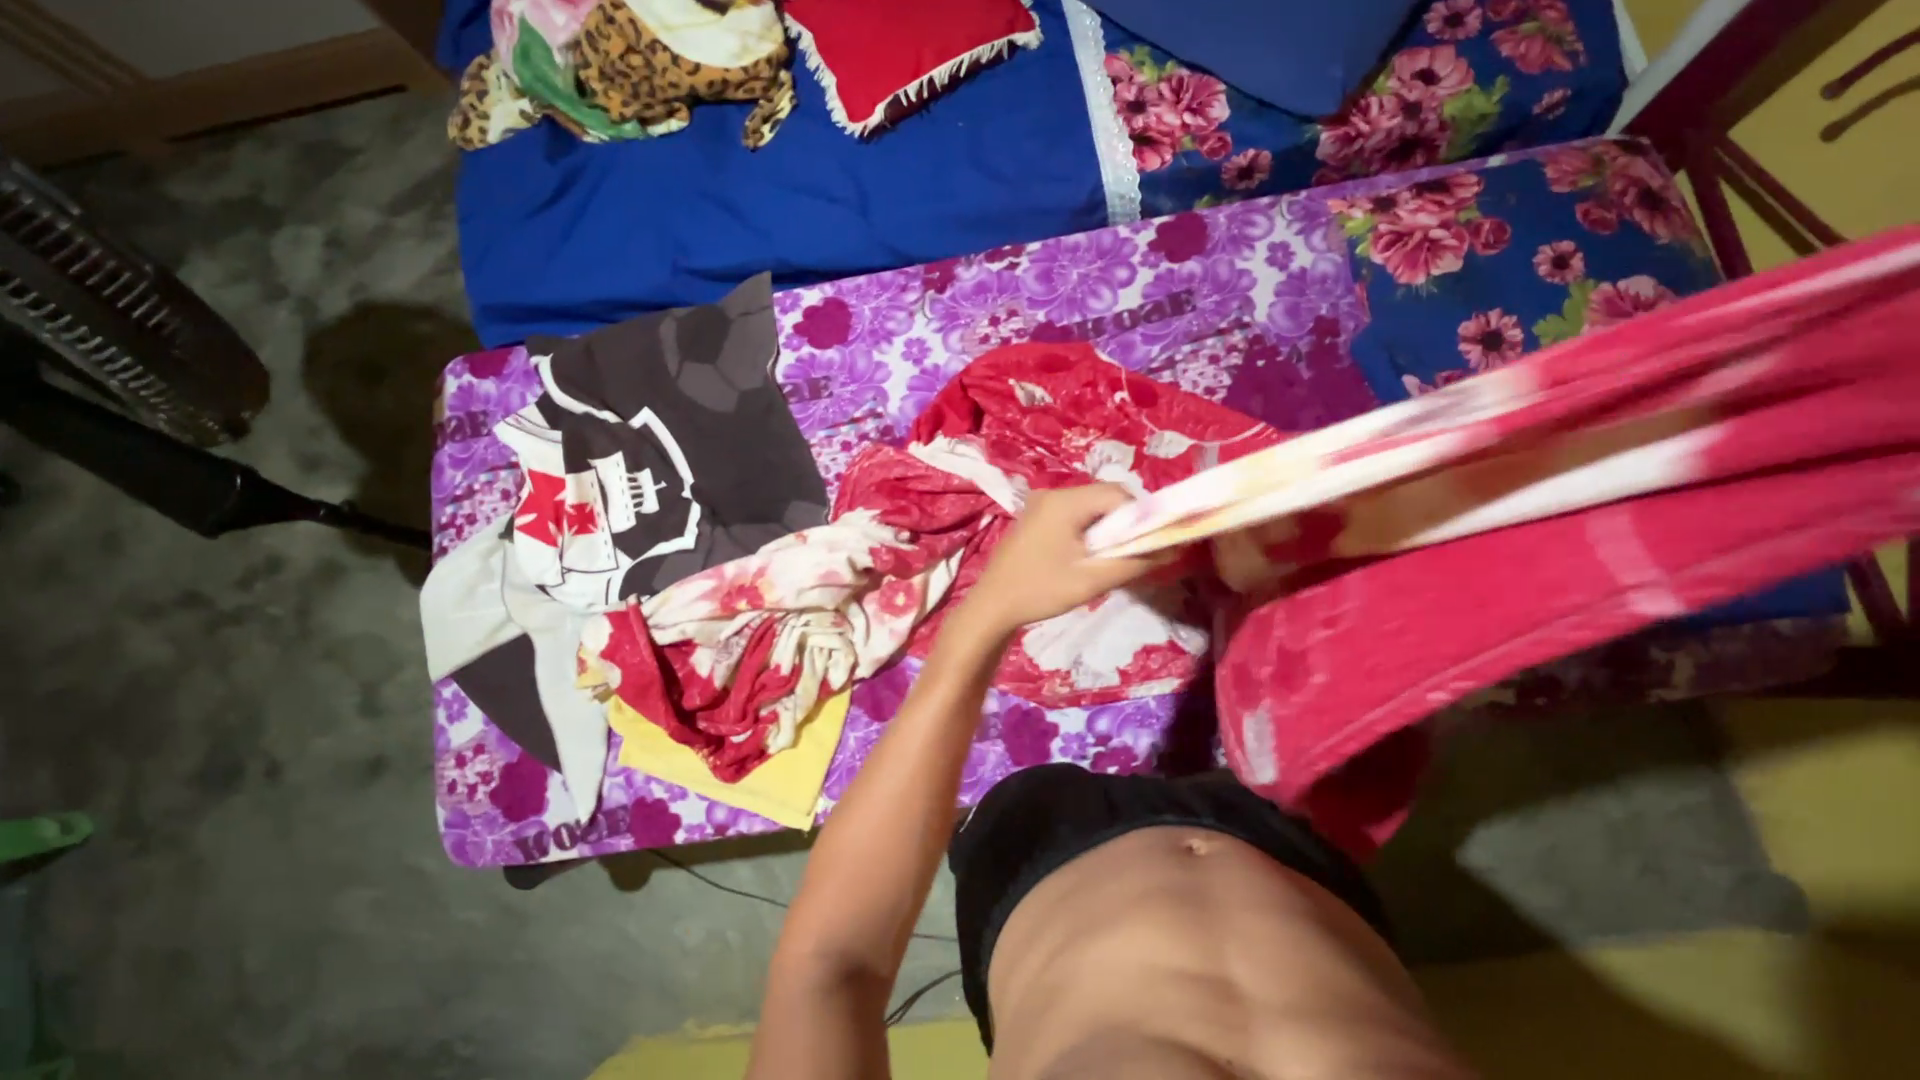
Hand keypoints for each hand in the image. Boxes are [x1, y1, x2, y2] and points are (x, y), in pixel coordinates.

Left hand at [953, 484, 1163, 639]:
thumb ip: (1135, 562)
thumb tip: (1173, 550)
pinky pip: (1074, 515)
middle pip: (1105, 497)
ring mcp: (1041, 504)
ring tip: (1109, 559)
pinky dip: (1088, 531)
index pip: (1119, 495)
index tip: (1149, 544)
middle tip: (1131, 555)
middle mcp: (1053, 493)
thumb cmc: (1040, 591)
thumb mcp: (1092, 579)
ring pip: (1091, 507)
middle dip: (1124, 523)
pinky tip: (1086, 557)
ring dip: (1106, 529)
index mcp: (1065, 501)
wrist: (992, 606)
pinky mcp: (1036, 518)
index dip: (1141, 517)